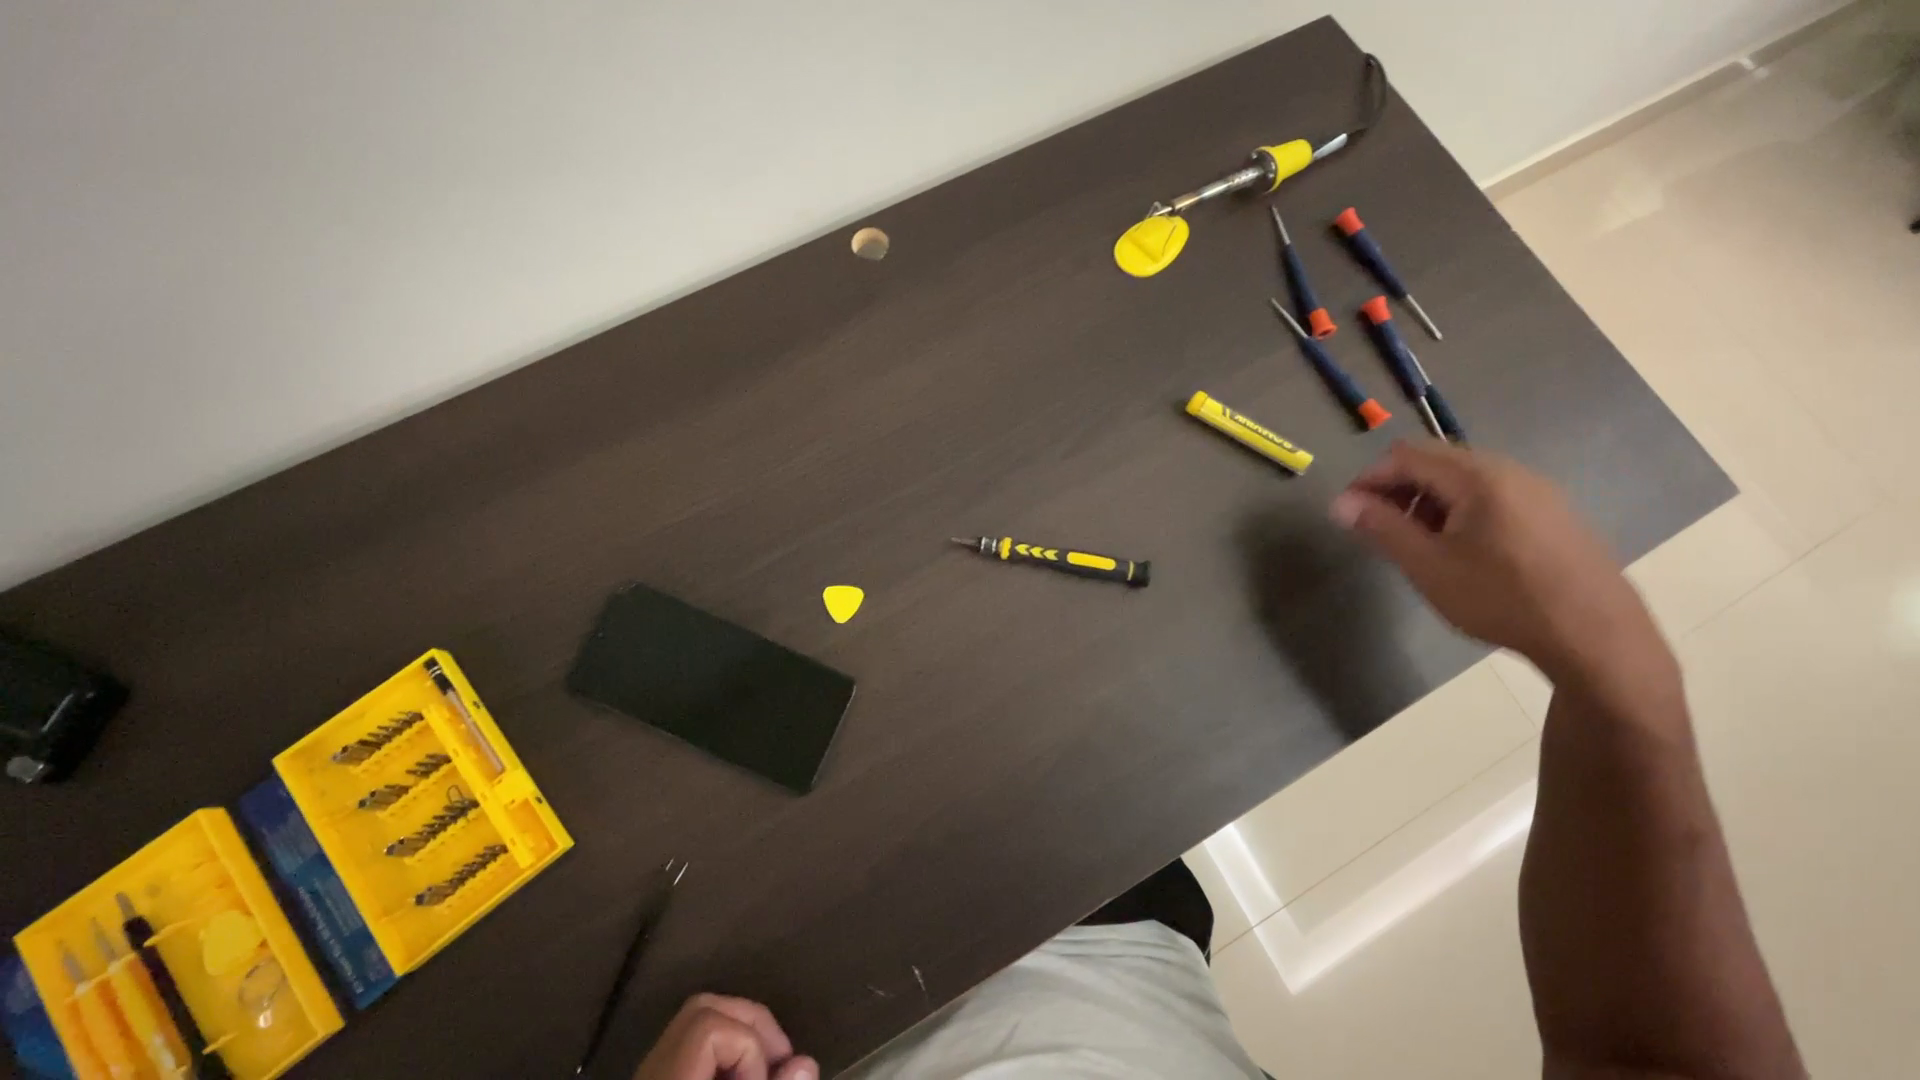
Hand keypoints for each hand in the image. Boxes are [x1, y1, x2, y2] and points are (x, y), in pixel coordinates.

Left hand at [631, 994, 816, 1079]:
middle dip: (749, 1025)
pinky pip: (690, 1047)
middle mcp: (653, 1065)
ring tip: (765, 1069)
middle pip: (701, 1008)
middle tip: (778, 1062)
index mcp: (670, 1074)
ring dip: (740, 1035)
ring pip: (694, 1023)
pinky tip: (742, 1075)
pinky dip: (723, 1052)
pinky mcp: (658, 1076)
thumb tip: (806, 1063)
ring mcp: (652, 1068)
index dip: (748, 1047)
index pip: (708, 1026)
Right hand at [1328, 440, 1658, 680]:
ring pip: (1465, 481)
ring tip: (1417, 546)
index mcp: (1476, 476)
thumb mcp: (1428, 566)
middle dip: (1398, 490)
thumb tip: (1340, 503)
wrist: (1595, 635)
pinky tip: (1461, 553)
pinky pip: (1493, 497)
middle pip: (1436, 463)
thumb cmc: (1501, 598)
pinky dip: (1461, 512)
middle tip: (1378, 531)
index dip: (1369, 479)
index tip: (1348, 513)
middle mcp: (1509, 470)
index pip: (1406, 455)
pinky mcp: (1554, 514)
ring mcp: (1538, 491)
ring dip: (1428, 502)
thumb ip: (1381, 528)